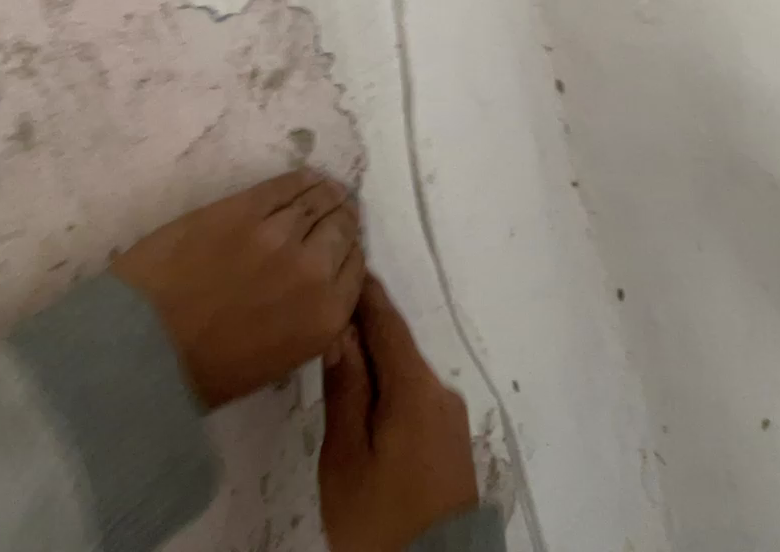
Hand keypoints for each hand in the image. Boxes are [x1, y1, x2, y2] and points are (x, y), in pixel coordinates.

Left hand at [112, 169, 365, 407]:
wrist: (136, 352)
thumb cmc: (205, 371)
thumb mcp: (280, 361)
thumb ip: (315, 322)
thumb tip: (329, 291)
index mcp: (326, 317)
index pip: (356, 266)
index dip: (347, 252)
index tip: (339, 246)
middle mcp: (314, 270)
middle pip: (342, 228)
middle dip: (341, 220)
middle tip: (335, 213)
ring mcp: (280, 233)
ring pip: (319, 200)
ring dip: (326, 194)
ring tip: (325, 190)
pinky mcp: (245, 208)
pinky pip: (287, 185)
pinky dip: (301, 180)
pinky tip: (305, 179)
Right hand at [320, 275, 479, 551]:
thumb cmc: (379, 517)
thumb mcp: (347, 457)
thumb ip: (346, 390)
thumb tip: (342, 332)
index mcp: (416, 388)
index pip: (389, 324)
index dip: (367, 294)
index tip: (349, 262)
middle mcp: (441, 391)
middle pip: (398, 346)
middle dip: (367, 325)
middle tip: (330, 303)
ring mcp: (449, 415)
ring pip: (406, 371)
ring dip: (376, 357)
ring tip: (338, 345)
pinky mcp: (449, 438)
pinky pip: (415, 394)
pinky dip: (390, 383)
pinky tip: (366, 390)